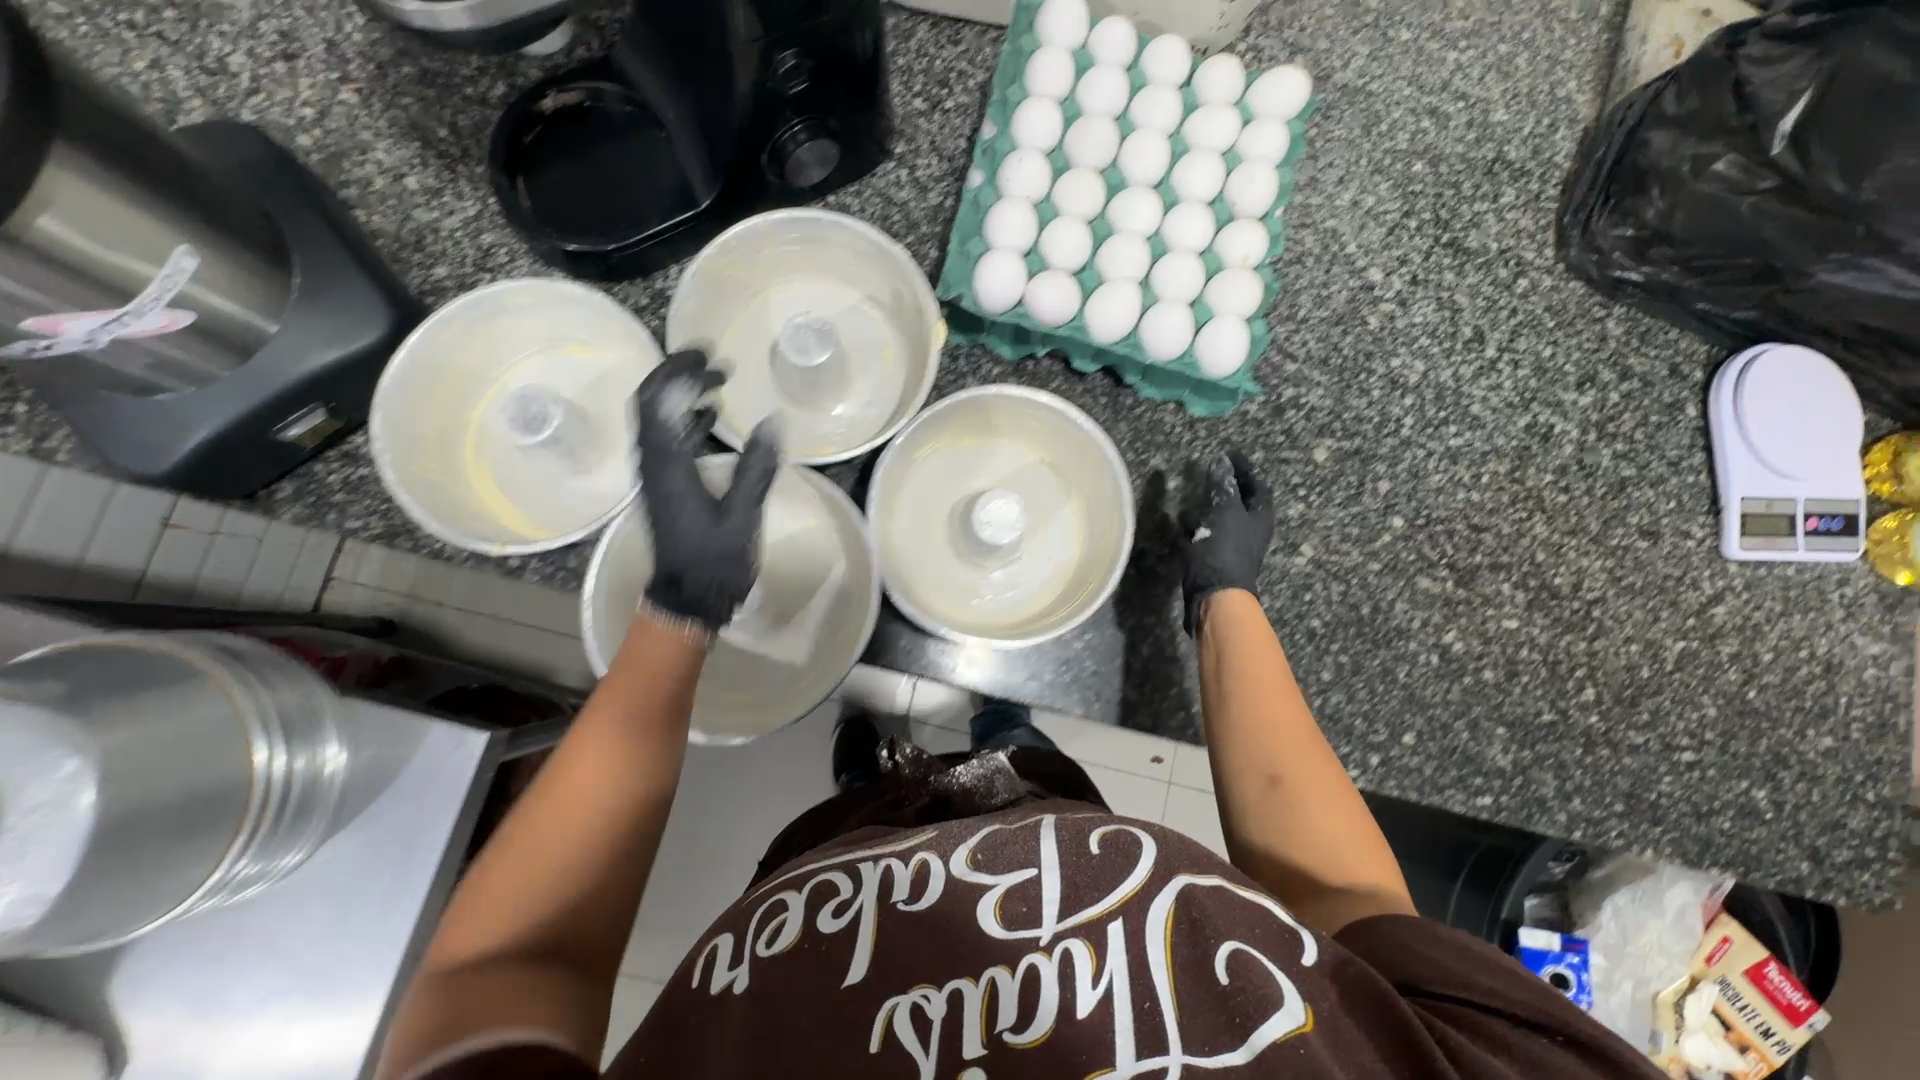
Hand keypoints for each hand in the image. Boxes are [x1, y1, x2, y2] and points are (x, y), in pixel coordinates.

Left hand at [633, 350, 780, 634]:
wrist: (690, 597)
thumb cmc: (715, 559)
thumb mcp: (743, 515)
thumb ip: (756, 468)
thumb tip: (773, 422)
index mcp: (667, 464)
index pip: (657, 400)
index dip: (677, 370)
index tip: (709, 355)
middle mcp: (653, 463)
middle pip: (651, 402)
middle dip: (677, 374)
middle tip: (713, 362)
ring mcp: (656, 474)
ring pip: (658, 418)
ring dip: (681, 394)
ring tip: (717, 381)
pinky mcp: (665, 485)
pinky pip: (668, 438)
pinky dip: (685, 418)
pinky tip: (711, 416)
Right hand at [1183, 450, 1272, 634]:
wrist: (1215, 594)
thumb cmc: (1224, 549)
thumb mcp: (1224, 511)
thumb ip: (1222, 485)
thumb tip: (1220, 460)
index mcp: (1260, 516)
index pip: (1257, 485)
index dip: (1245, 468)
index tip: (1230, 453)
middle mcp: (1250, 530)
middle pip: (1241, 501)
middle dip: (1226, 486)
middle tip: (1210, 471)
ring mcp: (1233, 545)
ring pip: (1222, 518)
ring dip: (1209, 505)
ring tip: (1192, 493)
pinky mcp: (1215, 557)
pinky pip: (1208, 534)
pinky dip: (1197, 525)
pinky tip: (1183, 521)